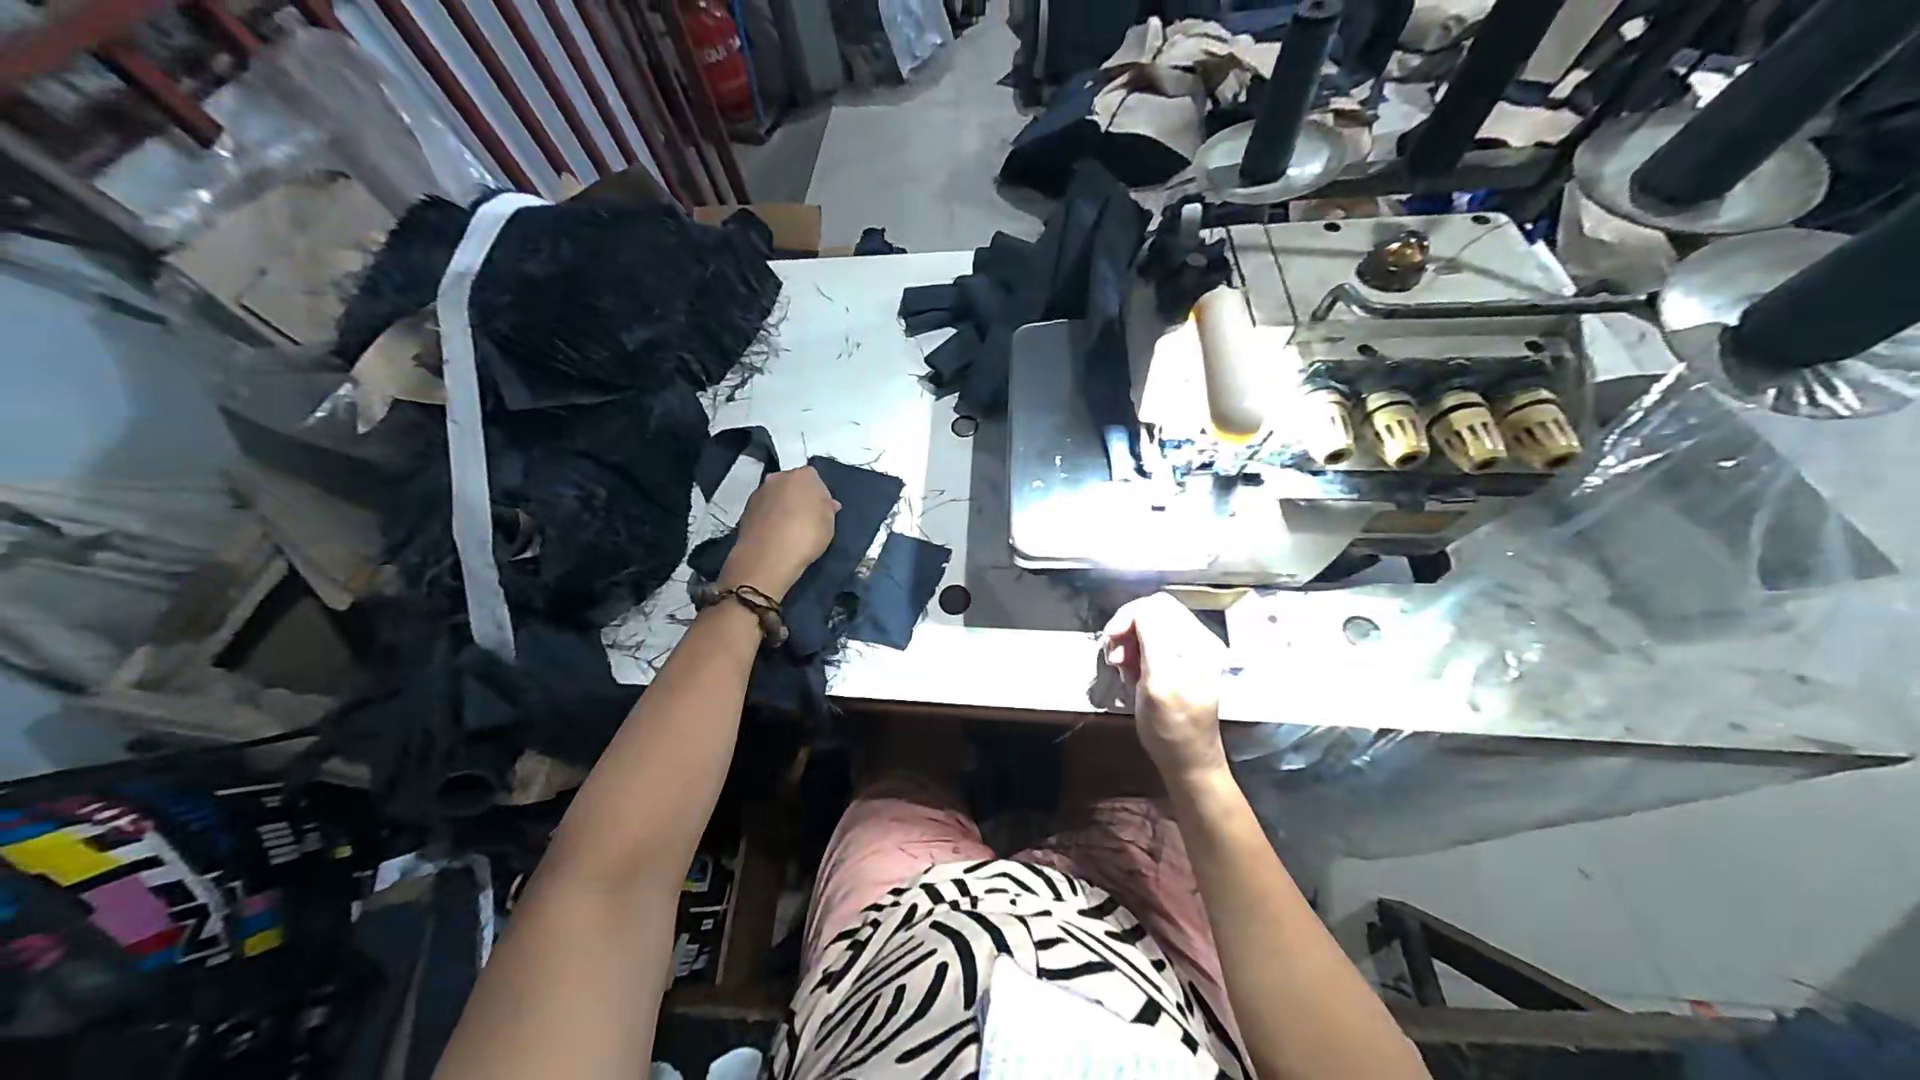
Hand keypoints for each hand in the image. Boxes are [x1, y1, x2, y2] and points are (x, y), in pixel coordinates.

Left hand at [719, 466, 838, 599]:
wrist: (768, 556)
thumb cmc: (806, 536)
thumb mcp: (829, 524)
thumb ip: (827, 508)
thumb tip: (827, 504)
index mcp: (803, 475)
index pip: (814, 478)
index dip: (819, 495)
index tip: (821, 511)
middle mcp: (779, 478)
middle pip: (792, 484)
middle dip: (798, 497)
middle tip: (806, 519)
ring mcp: (760, 492)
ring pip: (776, 496)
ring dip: (782, 507)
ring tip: (789, 530)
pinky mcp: (746, 508)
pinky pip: (764, 509)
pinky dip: (769, 517)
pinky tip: (775, 534)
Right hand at [1100, 593, 1228, 784]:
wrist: (1186, 761)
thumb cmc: (1171, 725)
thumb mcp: (1158, 680)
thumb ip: (1152, 638)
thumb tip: (1140, 608)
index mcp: (1196, 642)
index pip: (1158, 605)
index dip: (1129, 616)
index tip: (1110, 638)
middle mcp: (1194, 642)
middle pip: (1151, 615)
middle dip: (1126, 631)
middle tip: (1113, 657)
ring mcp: (1185, 655)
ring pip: (1146, 631)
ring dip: (1127, 645)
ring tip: (1120, 668)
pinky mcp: (1176, 667)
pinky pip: (1148, 648)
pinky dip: (1133, 657)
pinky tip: (1129, 675)